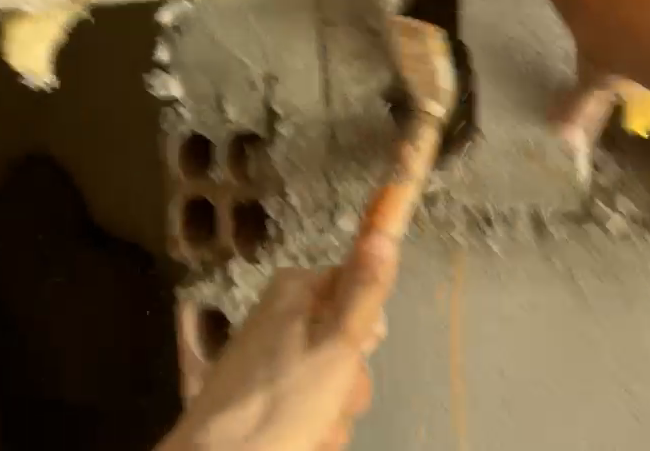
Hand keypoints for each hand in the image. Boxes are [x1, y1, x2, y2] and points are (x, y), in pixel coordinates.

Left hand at [159, 235, 397, 450]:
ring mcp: (271, 358)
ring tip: (314, 428)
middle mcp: (282, 315)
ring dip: (334, 409)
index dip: (367, 325)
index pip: (358, 285)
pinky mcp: (263, 397)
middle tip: (336, 395)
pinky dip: (312, 425)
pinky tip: (302, 439)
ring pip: (332, 378)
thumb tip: (386, 220)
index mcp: (296, 289)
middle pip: (346, 338)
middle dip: (349, 378)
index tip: (362, 350)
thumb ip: (365, 288)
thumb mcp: (336, 342)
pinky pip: (309, 402)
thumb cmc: (282, 401)